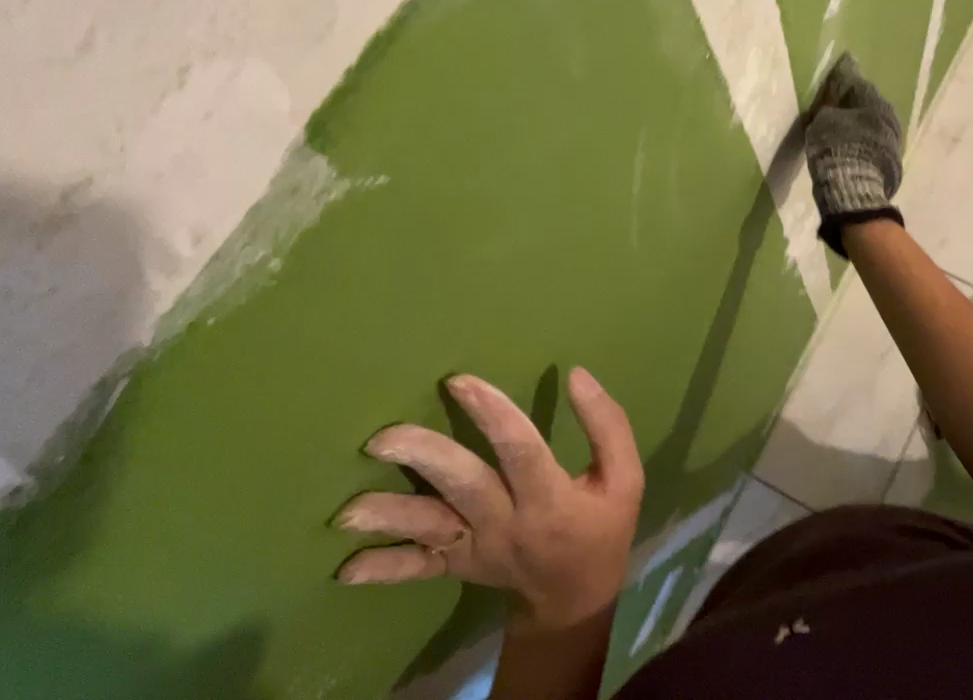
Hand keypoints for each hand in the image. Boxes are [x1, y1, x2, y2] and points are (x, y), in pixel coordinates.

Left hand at [335, 368, 643, 633]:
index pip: (522, 452)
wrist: (576, 596)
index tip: (461, 381)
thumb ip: (608, 426)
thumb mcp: (625, 477)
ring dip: (389, 517)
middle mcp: (509, 524)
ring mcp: (478, 549)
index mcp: (552, 500)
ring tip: (348, 509)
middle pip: (464, 487)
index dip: (494, 415)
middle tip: (383, 437)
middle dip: (425, 460)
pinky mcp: (457, 566)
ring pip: (431, 529)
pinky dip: (383, 568)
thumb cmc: (603, 526)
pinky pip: (418, 569)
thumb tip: (577, 376)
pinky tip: (347, 568)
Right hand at [804, 53, 904, 255]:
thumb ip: (829, 108)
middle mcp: (889, 116)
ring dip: (863, 125)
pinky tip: (855, 148)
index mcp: (874, 101)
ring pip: (876, 125)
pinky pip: (876, 144)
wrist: (855, 187)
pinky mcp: (893, 161)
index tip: (836, 79)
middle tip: (840, 106)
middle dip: (856, 104)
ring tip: (846, 129)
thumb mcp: (822, 121)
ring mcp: (895, 140)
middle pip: (870, 104)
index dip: (845, 80)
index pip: (858, 83)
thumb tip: (832, 107)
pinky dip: (866, 142)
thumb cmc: (836, 146)